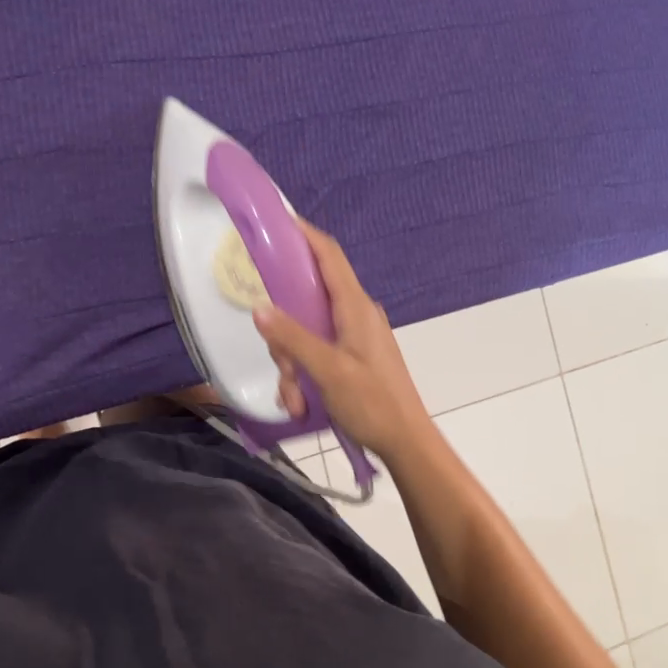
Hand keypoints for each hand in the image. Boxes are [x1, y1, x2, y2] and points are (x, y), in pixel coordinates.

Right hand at [252, 222, 434, 458]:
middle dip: (286, 338)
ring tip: (298, 402)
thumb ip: (292, 338)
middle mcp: (354, 314)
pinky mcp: (351, 358)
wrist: (407, 445)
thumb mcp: (327, 371)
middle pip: (305, 302)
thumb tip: (259, 307)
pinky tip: (304, 407)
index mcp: (355, 306)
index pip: (328, 254)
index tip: (276, 222)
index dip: (303, 234)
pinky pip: (315, 355)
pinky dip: (305, 379)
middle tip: (285, 369)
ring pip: (305, 335)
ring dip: (293, 368)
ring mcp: (353, 337)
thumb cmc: (373, 403)